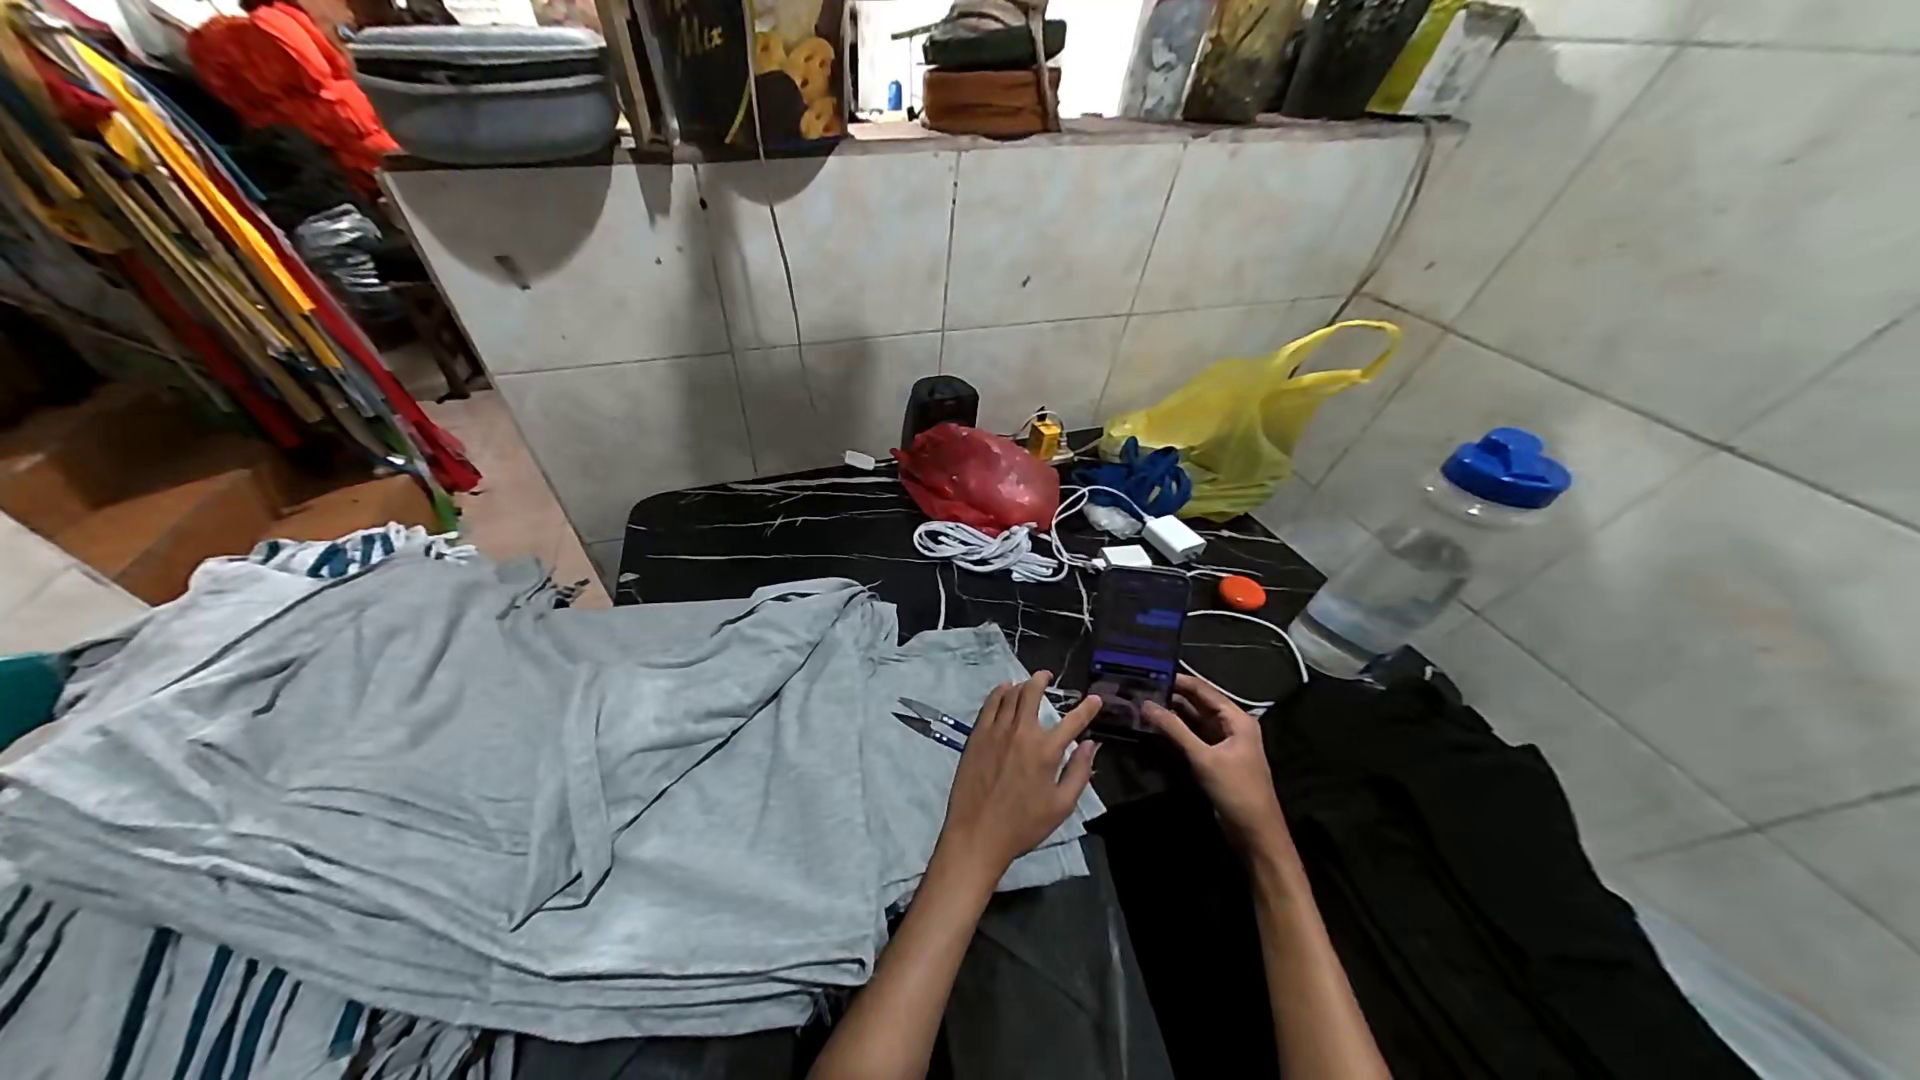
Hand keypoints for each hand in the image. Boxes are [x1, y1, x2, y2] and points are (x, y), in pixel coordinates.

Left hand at [935, 672, 1099, 887]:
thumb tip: (1091, 745)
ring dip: (1020, 685)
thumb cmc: (1024, 825)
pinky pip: (989, 705)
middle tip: (1046, 675)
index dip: (1087, 708)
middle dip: (1041, 679)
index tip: (1095, 699)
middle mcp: (1021, 733)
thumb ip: (1079, 772)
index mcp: (1046, 751)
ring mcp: (996, 731)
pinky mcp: (977, 736)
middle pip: (1032, 693)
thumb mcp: (1061, 805)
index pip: (1073, 721)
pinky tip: (1003, 691)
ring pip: (1009, 695)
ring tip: (1026, 683)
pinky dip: (998, 693)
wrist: (978, 834)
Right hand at [1143, 674, 1289, 850]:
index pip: (1204, 690)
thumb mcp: (1203, 758)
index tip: (1150, 672)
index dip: (1179, 680)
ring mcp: (1224, 742)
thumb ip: (1174, 729)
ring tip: (1144, 702)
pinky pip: (1194, 736)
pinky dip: (1177, 731)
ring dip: (1173, 713)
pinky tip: (1157, 726)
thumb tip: (1146, 704)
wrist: (1255, 833)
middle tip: (1142, 687)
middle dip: (1173, 696)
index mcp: (1237, 719)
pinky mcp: (1216, 758)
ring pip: (1195, 720)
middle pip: (1199, 703)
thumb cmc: (1236, 790)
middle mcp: (1232, 726)